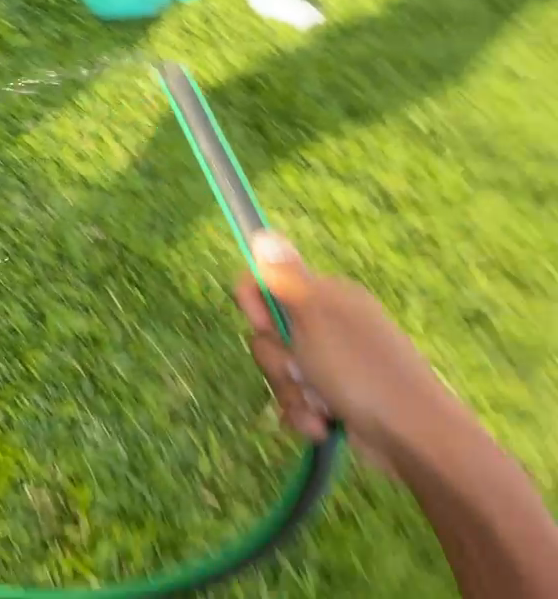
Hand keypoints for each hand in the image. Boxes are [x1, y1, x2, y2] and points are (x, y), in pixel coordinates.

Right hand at [235, 230, 452, 465]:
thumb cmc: (362, 373)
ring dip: (290, 393)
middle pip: (266, 334)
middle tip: (300, 373)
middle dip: (276, 362)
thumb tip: (263, 233)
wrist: (420, 442)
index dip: (255, 309)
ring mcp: (334, 363)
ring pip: (279, 369)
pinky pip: (295, 398)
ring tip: (318, 409)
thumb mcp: (315, 318)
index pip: (262, 287)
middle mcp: (329, 326)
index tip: (269, 328)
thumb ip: (285, 278)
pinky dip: (303, 413)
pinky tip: (322, 424)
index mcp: (327, 299)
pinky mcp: (336, 396)